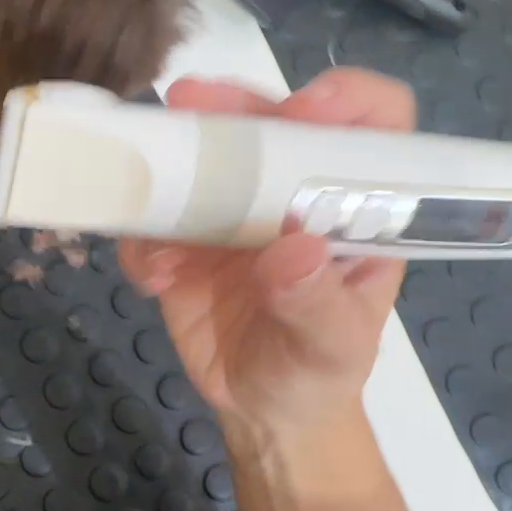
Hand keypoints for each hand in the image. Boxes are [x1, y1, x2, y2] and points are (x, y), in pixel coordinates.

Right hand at [117, 67, 416, 435]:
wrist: (260, 410)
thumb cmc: (316, 373)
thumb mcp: (331, 346)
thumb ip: (315, 303)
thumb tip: (292, 249)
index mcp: (352, 207)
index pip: (371, 127)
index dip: (347, 102)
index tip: (308, 108)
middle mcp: (291, 199)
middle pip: (270, 127)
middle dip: (231, 107)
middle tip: (189, 100)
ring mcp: (231, 221)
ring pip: (200, 166)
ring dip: (168, 166)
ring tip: (146, 190)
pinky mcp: (181, 249)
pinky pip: (151, 227)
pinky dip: (140, 242)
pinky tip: (150, 277)